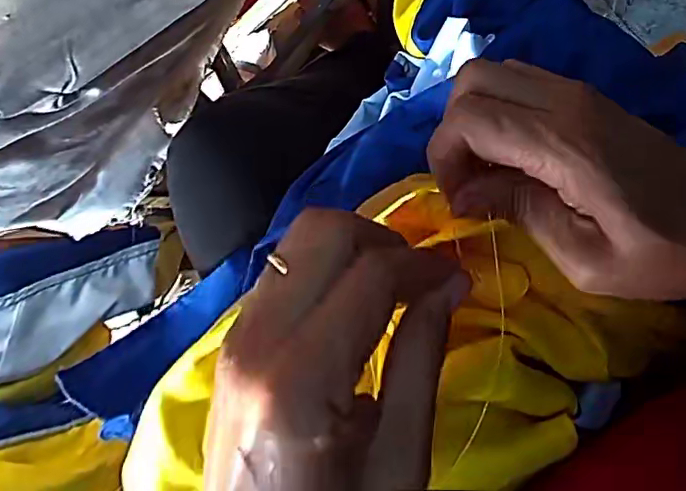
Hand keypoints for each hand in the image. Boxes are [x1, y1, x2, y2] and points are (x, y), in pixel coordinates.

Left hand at [204, 209, 468, 490]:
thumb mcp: (400, 455)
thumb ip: (423, 355)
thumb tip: (452, 280)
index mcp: (298, 381)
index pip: (371, 271)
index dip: (425, 263)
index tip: (456, 276)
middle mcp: (255, 346)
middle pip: (323, 231)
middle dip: (383, 239)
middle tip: (417, 275)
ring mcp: (232, 343)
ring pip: (299, 240)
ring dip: (354, 248)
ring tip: (390, 286)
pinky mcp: (229, 347)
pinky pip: (285, 271)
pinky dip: (328, 268)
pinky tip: (354, 304)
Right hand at [427, 59, 685, 300]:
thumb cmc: (664, 251)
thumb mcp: (587, 260)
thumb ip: (521, 214)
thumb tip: (465, 194)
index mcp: (565, 142)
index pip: (470, 116)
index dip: (443, 156)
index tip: (458, 201)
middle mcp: (568, 101)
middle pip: (474, 77)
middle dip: (452, 128)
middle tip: (466, 183)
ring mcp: (581, 92)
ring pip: (498, 71)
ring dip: (475, 115)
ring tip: (488, 172)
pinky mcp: (590, 96)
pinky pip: (525, 81)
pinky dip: (501, 109)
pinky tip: (516, 158)